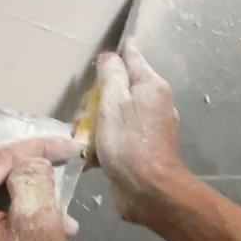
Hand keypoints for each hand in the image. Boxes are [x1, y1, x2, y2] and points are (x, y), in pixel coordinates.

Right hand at [95, 42, 188, 223]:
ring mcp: (152, 125)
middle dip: (102, 92)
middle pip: (124, 85)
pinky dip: (106, 136)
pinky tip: (91, 148)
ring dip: (100, 117)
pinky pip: (121, 132)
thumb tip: (111, 55)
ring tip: (83, 129)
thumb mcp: (113, 103)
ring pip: (120, 110)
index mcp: (152, 85)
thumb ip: (111, 75)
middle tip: (85, 105)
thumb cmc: (129, 143)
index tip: (102, 50)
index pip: (133, 56)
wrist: (149, 190)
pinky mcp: (144, 146)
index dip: (117, 51)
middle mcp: (157, 101)